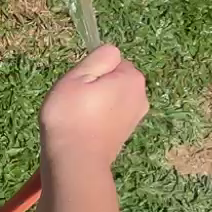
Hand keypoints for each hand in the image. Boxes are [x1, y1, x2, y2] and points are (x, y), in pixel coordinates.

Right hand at [39, 44, 146, 172]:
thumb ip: (97, 59)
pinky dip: (97, 119)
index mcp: (131, 78)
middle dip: (95, 86)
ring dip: (95, 103)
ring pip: (111, 98)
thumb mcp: (76, 78)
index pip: (111, 60)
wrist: (76, 160)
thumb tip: (111, 52)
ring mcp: (135, 117)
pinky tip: (82, 129)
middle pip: (113, 79)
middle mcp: (141, 95)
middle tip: (74, 101)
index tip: (77, 86)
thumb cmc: (70, 116)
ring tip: (76, 117)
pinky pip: (109, 115)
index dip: (91, 71)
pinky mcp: (125, 133)